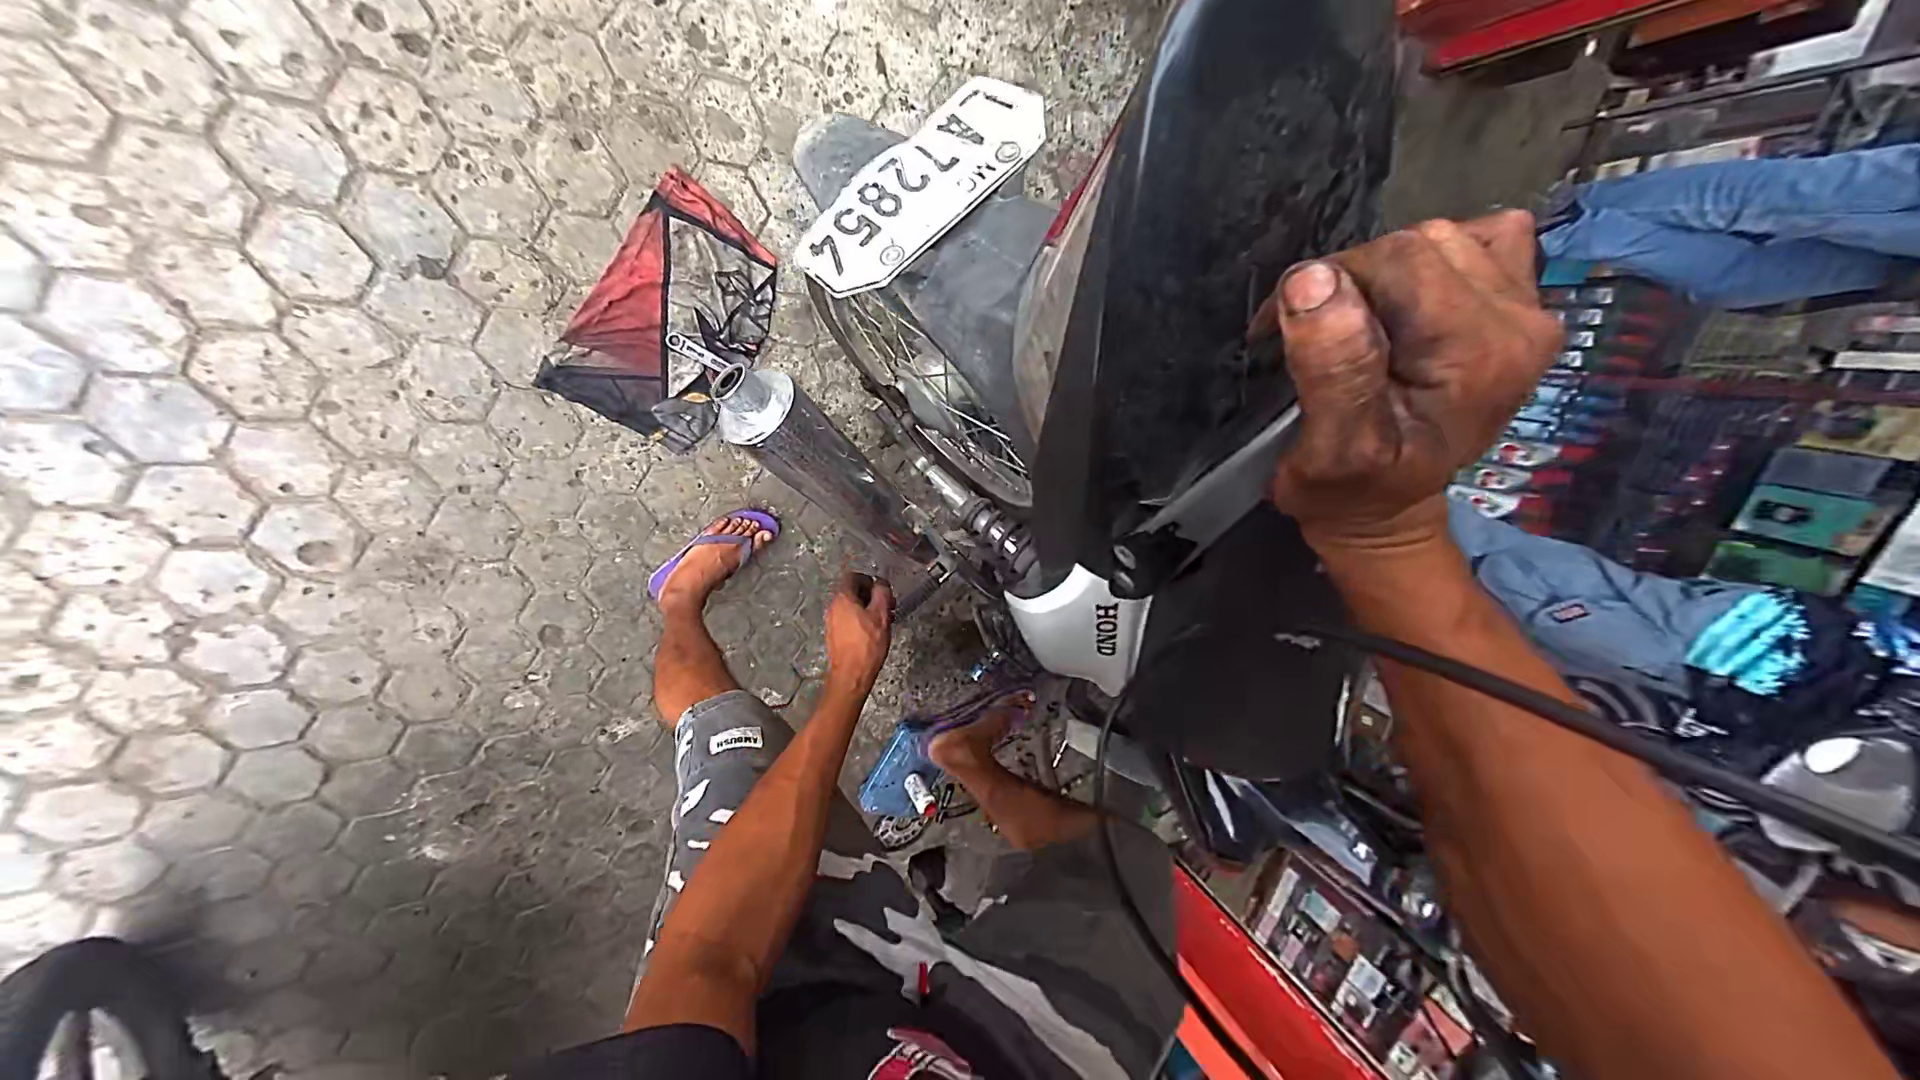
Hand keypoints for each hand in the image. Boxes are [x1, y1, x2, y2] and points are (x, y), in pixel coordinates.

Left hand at [824, 572, 892, 695]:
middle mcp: (833, 607)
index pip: (854, 576)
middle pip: (853, 592)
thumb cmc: (867, 644)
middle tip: (887, 608)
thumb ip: (882, 592)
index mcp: (842, 598)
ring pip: (852, 607)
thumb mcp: (882, 614)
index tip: (883, 593)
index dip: (871, 581)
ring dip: (868, 610)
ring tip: (883, 623)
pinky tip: (872, 634)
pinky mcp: (834, 635)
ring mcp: (832, 622)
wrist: (851, 674)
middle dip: (872, 597)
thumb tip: (880, 584)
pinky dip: (861, 622)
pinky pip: (848, 620)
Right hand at [1258, 211, 1561, 555]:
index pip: (1397, 262)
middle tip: (1309, 335)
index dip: (1327, 284)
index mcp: (1478, 354)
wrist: (1383, 512)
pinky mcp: (1512, 308)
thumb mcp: (1329, 450)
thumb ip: (1331, 369)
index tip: (1284, 332)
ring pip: (1440, 239)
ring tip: (1346, 329)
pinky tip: (1398, 307)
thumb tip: (1312, 281)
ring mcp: (1524, 311)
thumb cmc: (1348, 492)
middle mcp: (1519, 321)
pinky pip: (1473, 244)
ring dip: (1377, 275)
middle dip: (1348, 279)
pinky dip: (1423, 265)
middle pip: (1420, 244)